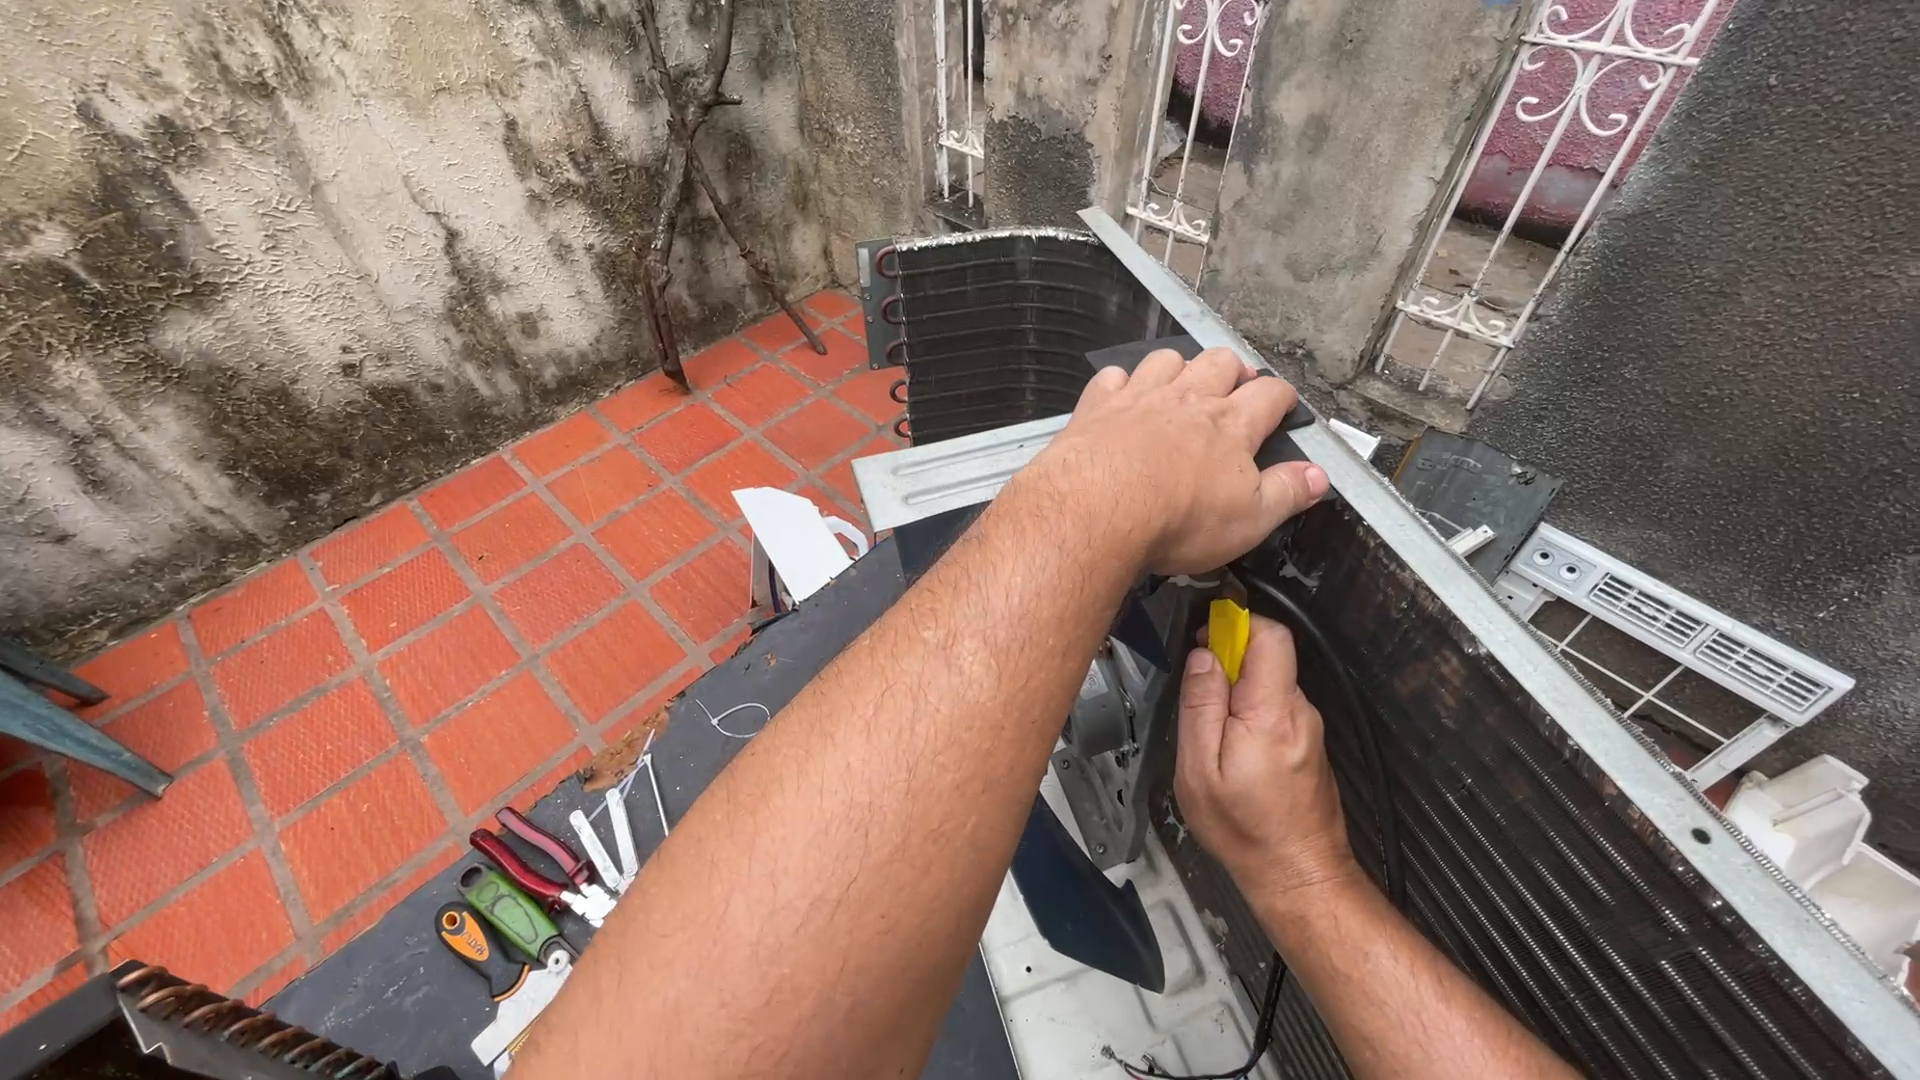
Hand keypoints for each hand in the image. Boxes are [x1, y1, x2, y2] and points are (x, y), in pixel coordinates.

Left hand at [1025, 348, 1327, 575]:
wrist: (1096, 509)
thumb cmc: (1177, 519)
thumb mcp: (1248, 520)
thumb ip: (1286, 493)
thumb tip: (1319, 476)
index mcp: (1230, 425)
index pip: (1270, 394)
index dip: (1282, 396)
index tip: (1284, 404)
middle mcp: (1187, 399)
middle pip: (1219, 362)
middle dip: (1233, 370)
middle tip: (1235, 385)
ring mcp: (1139, 397)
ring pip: (1167, 360)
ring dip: (1179, 366)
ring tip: (1182, 383)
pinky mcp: (1097, 407)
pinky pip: (1112, 377)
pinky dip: (1120, 382)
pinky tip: (1120, 393)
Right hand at [1174, 614, 1361, 901]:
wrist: (1298, 874)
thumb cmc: (1244, 829)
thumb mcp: (1199, 769)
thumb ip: (1201, 705)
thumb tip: (1202, 656)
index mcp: (1272, 713)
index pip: (1270, 635)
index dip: (1236, 623)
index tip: (1204, 637)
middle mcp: (1299, 711)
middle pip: (1269, 655)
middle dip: (1229, 660)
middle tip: (1198, 694)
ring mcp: (1308, 726)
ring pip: (1269, 681)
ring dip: (1237, 690)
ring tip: (1212, 732)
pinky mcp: (1309, 740)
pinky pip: (1274, 705)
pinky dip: (1249, 711)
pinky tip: (1233, 749)